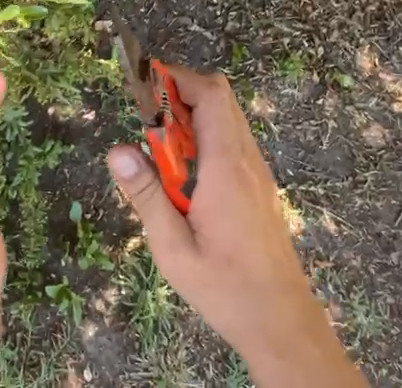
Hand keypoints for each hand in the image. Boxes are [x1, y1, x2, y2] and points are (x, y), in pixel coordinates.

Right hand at [106, 69, 366, 387]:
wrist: (283, 323)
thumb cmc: (225, 288)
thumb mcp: (173, 248)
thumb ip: (146, 195)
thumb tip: (117, 150)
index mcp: (226, 166)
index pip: (210, 94)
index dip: (176, 78)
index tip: (143, 86)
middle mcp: (246, 159)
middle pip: (220, 97)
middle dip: (180, 92)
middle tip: (146, 117)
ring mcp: (257, 172)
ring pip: (228, 117)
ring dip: (192, 116)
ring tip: (160, 149)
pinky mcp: (259, 186)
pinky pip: (232, 140)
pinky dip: (205, 137)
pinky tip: (184, 175)